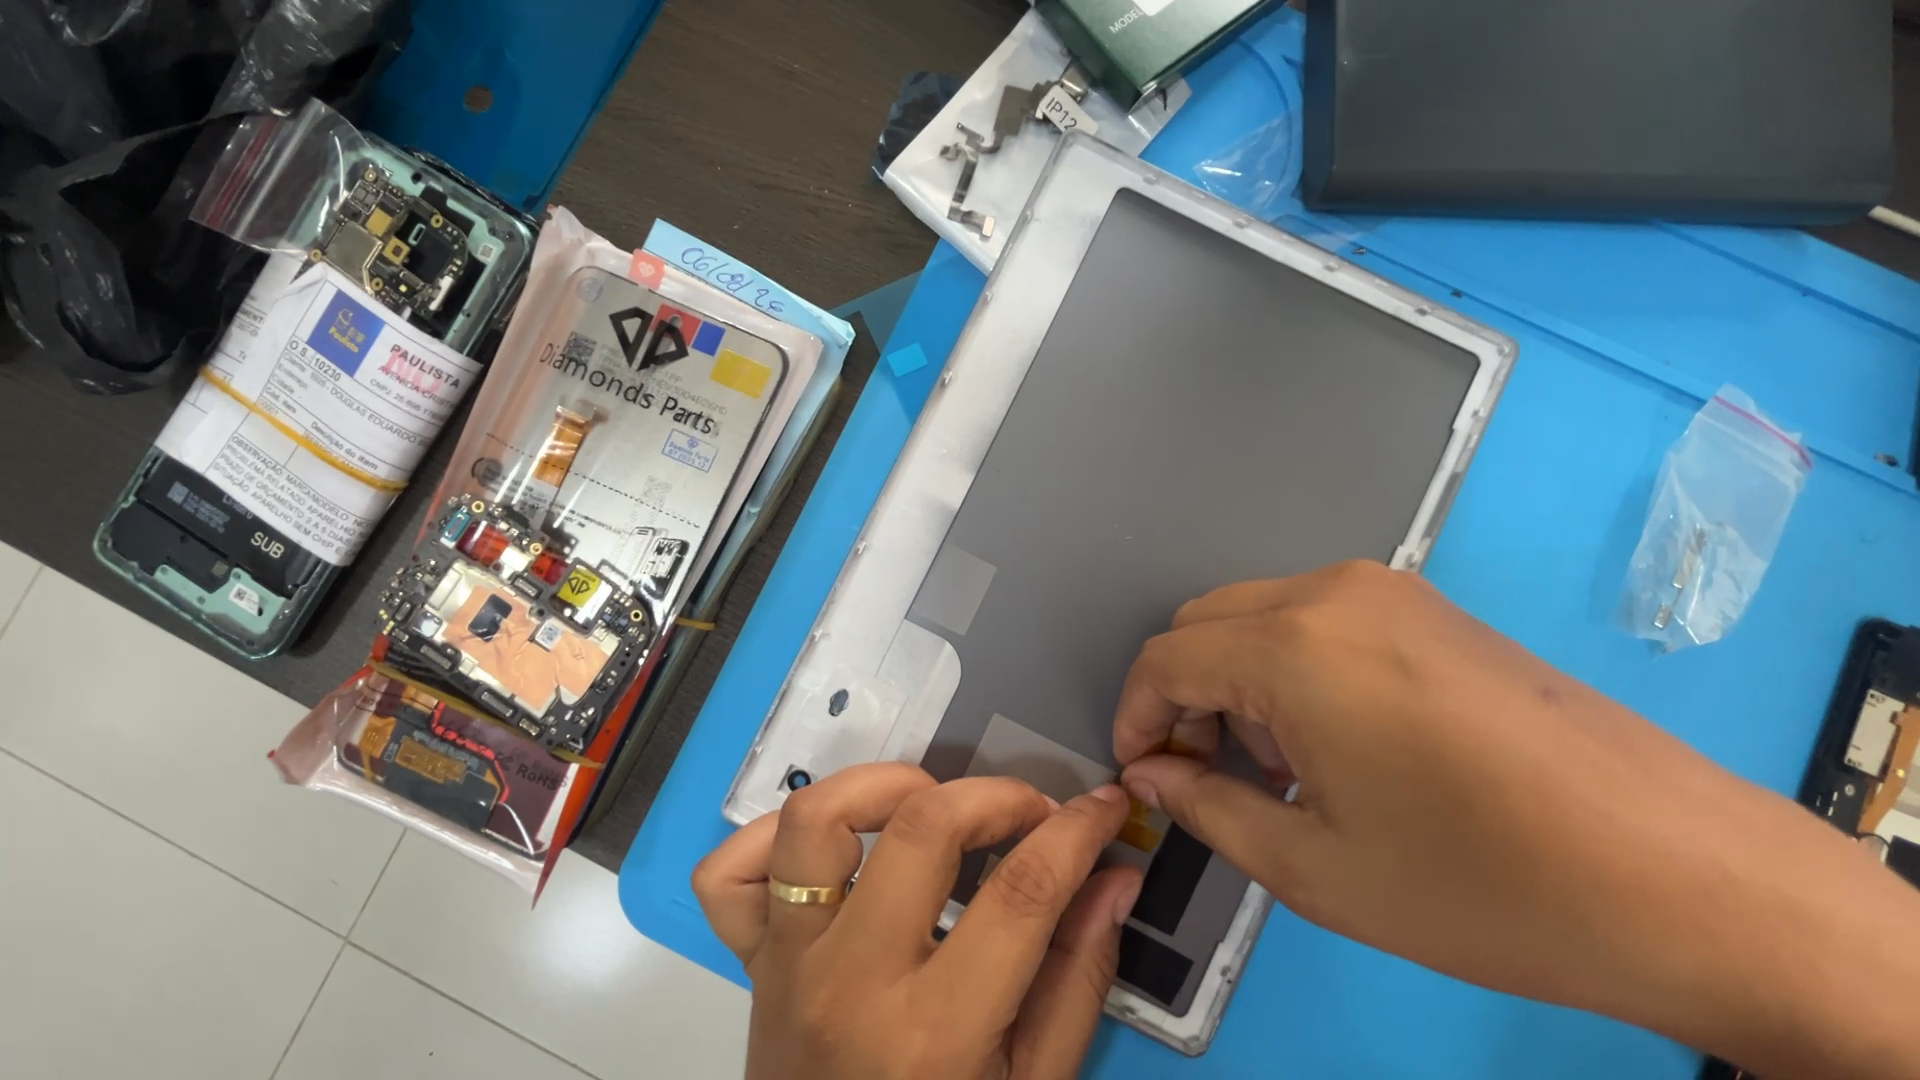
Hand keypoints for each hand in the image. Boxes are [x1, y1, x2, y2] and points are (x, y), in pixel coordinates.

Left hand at [693, 764, 1143, 1079]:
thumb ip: (1077, 976)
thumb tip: (1114, 875)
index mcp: (933, 1031)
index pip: (1020, 892)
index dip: (1076, 833)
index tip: (1105, 806)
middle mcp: (850, 980)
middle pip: (920, 831)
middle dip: (993, 797)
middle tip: (1030, 812)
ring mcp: (786, 963)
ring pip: (813, 821)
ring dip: (881, 787)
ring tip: (932, 804)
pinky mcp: (749, 960)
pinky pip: (728, 871)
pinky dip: (770, 836)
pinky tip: (834, 846)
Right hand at [1113, 561, 1919, 1079]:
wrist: (1686, 876)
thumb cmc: (1481, 884)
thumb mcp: (1315, 868)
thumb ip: (1206, 807)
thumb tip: (1148, 773)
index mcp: (1294, 648)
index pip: (1164, 658)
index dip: (1134, 716)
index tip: (1141, 775)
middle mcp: (1333, 594)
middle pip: (1204, 622)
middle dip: (1180, 693)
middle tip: (1199, 772)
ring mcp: (1392, 592)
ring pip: (1259, 613)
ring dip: (1233, 678)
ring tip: (1272, 765)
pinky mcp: (1434, 609)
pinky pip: (1318, 616)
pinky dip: (1287, 663)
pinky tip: (1332, 737)